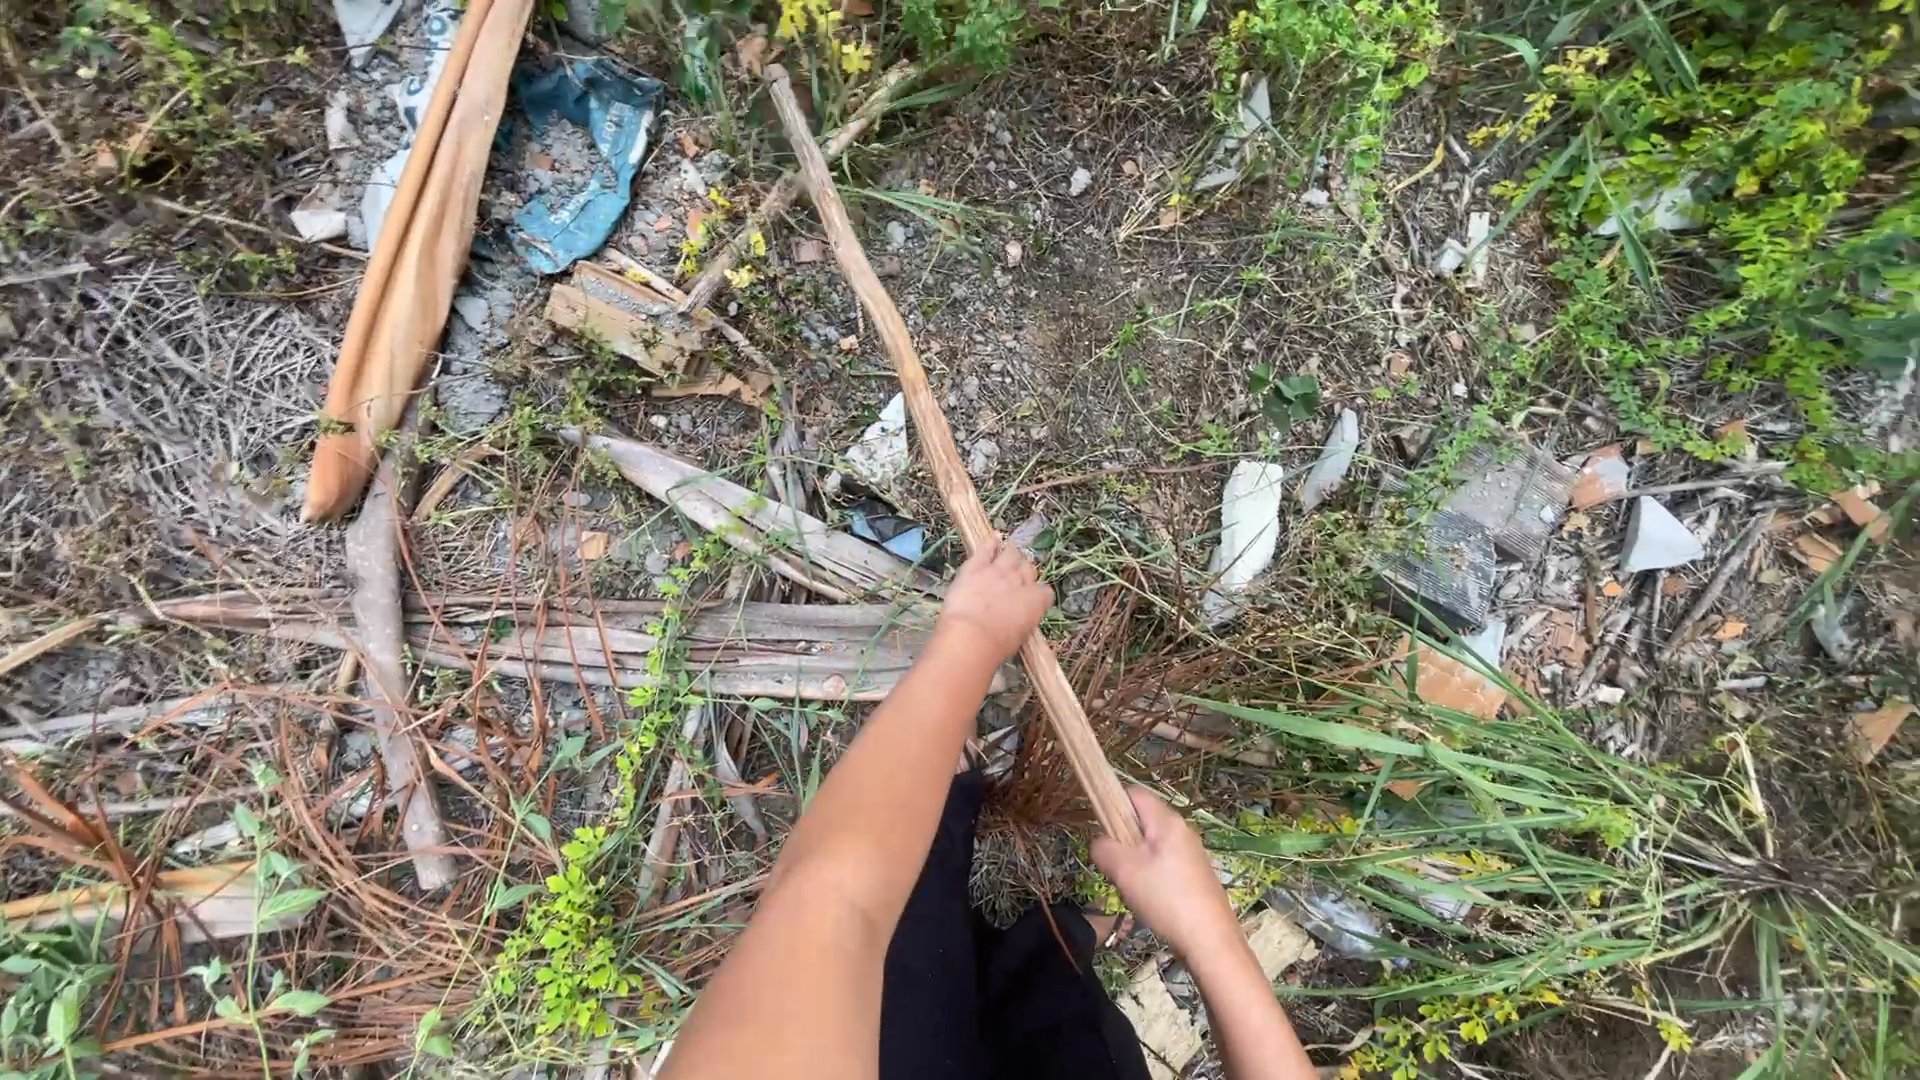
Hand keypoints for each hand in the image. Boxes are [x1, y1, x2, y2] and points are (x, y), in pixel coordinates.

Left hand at [933, 537, 1052, 665]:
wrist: (971, 636)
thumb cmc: (996, 646)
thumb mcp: (1020, 636)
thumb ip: (1024, 620)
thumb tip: (1019, 618)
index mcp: (1037, 600)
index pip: (1045, 591)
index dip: (1037, 594)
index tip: (1028, 601)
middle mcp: (1021, 581)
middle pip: (1028, 568)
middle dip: (1023, 573)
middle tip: (1014, 581)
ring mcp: (998, 570)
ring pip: (1011, 554)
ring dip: (1010, 556)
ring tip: (1007, 558)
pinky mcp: (976, 566)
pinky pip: (986, 548)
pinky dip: (991, 542)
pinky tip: (994, 537)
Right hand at [1092, 787, 1241, 959]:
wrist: (1211, 943)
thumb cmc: (1166, 898)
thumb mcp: (1124, 870)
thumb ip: (1103, 848)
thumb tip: (1100, 843)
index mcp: (1168, 821)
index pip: (1134, 793)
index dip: (1112, 803)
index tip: (1101, 830)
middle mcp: (1183, 830)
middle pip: (1142, 820)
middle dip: (1122, 839)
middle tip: (1115, 865)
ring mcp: (1192, 854)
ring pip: (1152, 845)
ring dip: (1135, 861)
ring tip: (1131, 887)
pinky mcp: (1197, 876)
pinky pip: (1165, 863)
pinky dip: (1151, 875)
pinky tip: (1150, 900)